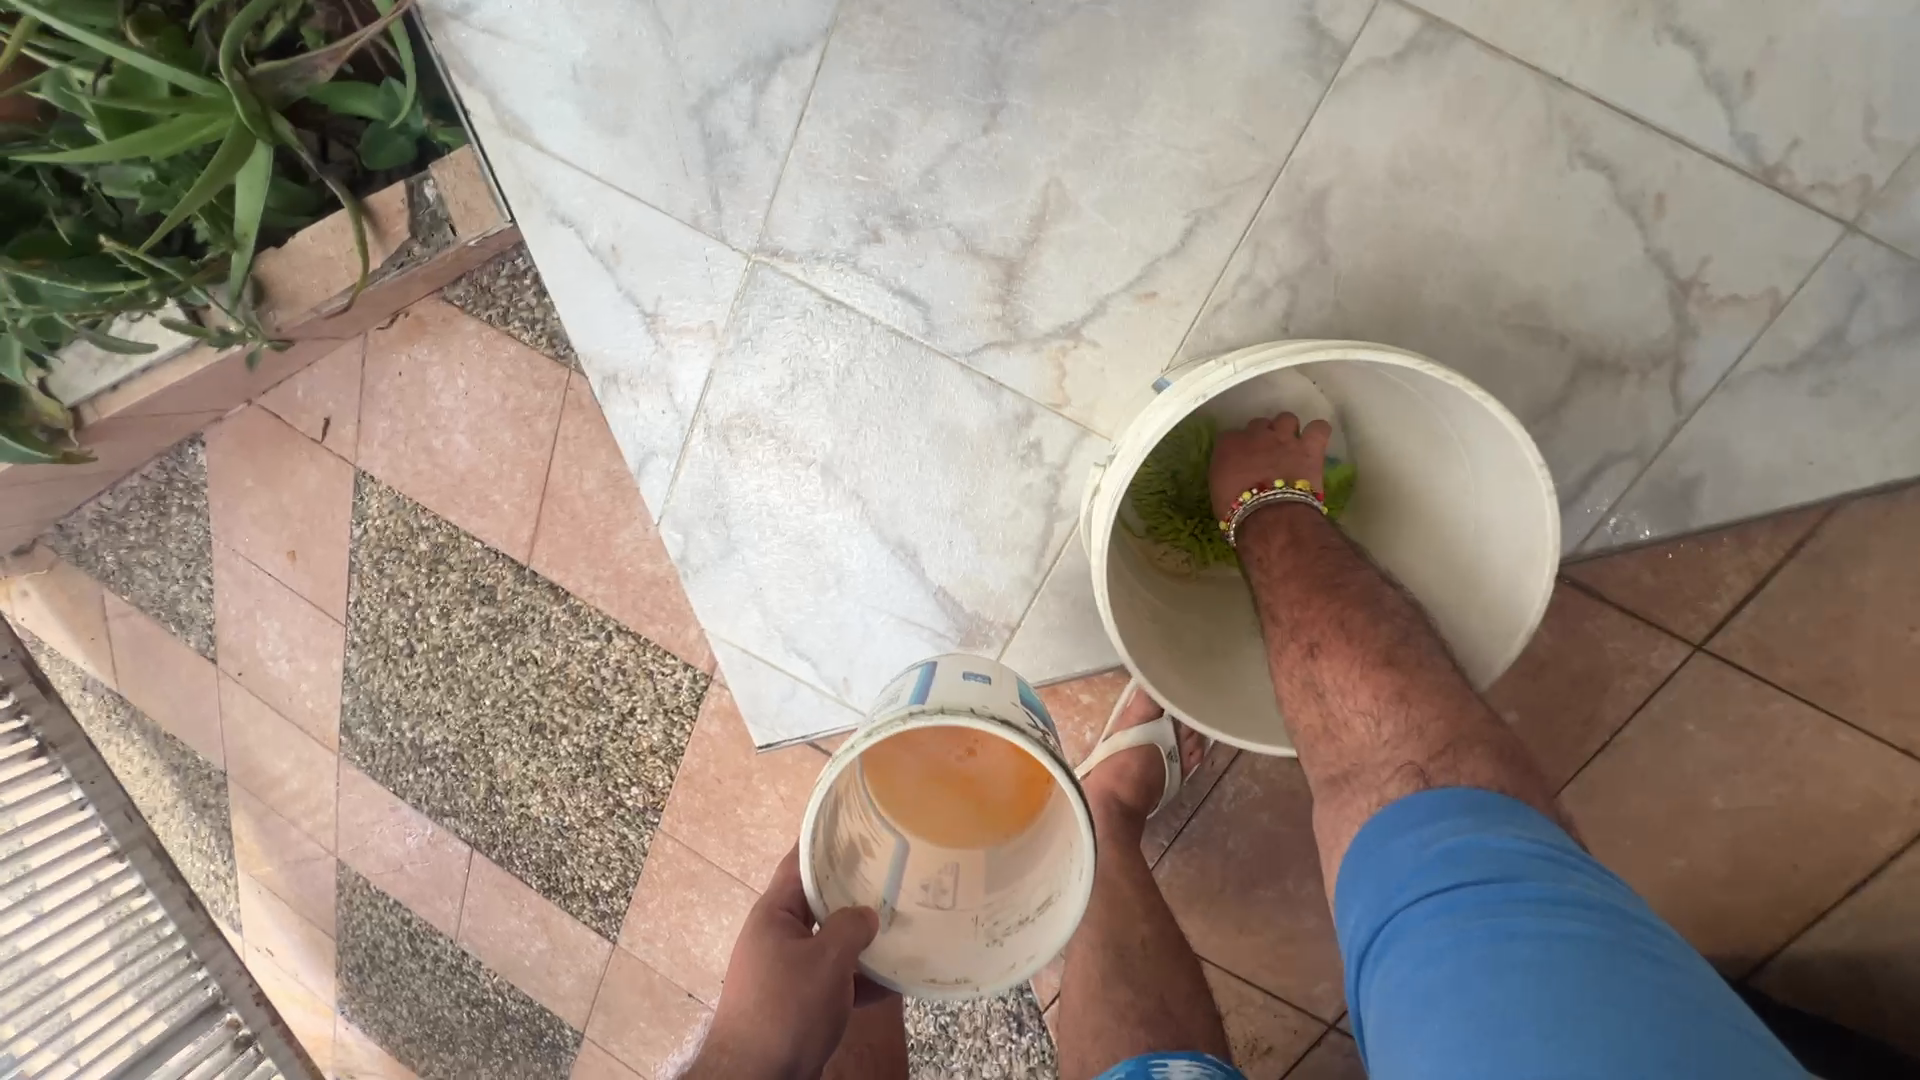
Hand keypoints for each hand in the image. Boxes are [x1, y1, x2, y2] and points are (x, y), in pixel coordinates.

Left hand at [687, 847, 889, 1079]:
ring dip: (863, 936)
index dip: (826, 841)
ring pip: (832, 942)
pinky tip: (898, 978)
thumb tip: (869, 914)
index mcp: (774, 914)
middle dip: (855, 889)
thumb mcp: (825, 961)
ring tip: (903, 919)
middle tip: (893, 870)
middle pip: (820, 901)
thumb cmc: (785, 1010)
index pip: (799, 862)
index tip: (858, 823)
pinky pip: (837, 980)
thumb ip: (851, 928)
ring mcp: (788, 972)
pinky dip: (863, 979)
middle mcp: (778, 936)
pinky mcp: (800, 1004)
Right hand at [1210, 412, 1331, 520]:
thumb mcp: (1217, 490)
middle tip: (1265, 454)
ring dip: (1287, 430)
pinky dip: (1317, 433)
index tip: (1239, 460)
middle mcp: (1255, 434)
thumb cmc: (1235, 509)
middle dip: (1262, 436)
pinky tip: (1314, 443)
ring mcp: (1284, 438)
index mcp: (1228, 445)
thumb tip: (1233, 476)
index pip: (1229, 436)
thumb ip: (1225, 474)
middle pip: (1258, 424)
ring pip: (1286, 418)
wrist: (1269, 515)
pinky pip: (1319, 428)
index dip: (1236, 447)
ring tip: (1289, 446)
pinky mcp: (1310, 447)